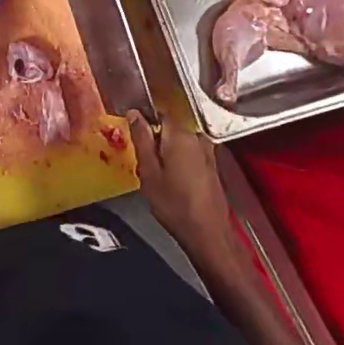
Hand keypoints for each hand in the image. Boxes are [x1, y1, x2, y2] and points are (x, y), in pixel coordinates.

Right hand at [128, 110, 233, 260]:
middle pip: (169, 128)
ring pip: (178, 142)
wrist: (206, 230)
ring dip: (166, 151)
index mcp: (179, 135)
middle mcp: (197, 137)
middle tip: (142, 162)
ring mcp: (207, 150)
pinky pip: (189, 152)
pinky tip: (171, 179)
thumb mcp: (148, 170)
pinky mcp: (211, 164)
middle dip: (154, 140)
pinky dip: (177, 160)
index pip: (158, 114)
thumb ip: (141, 139)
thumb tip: (134, 114)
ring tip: (155, 173)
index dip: (143, 122)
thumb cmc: (173, 203)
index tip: (132, 138)